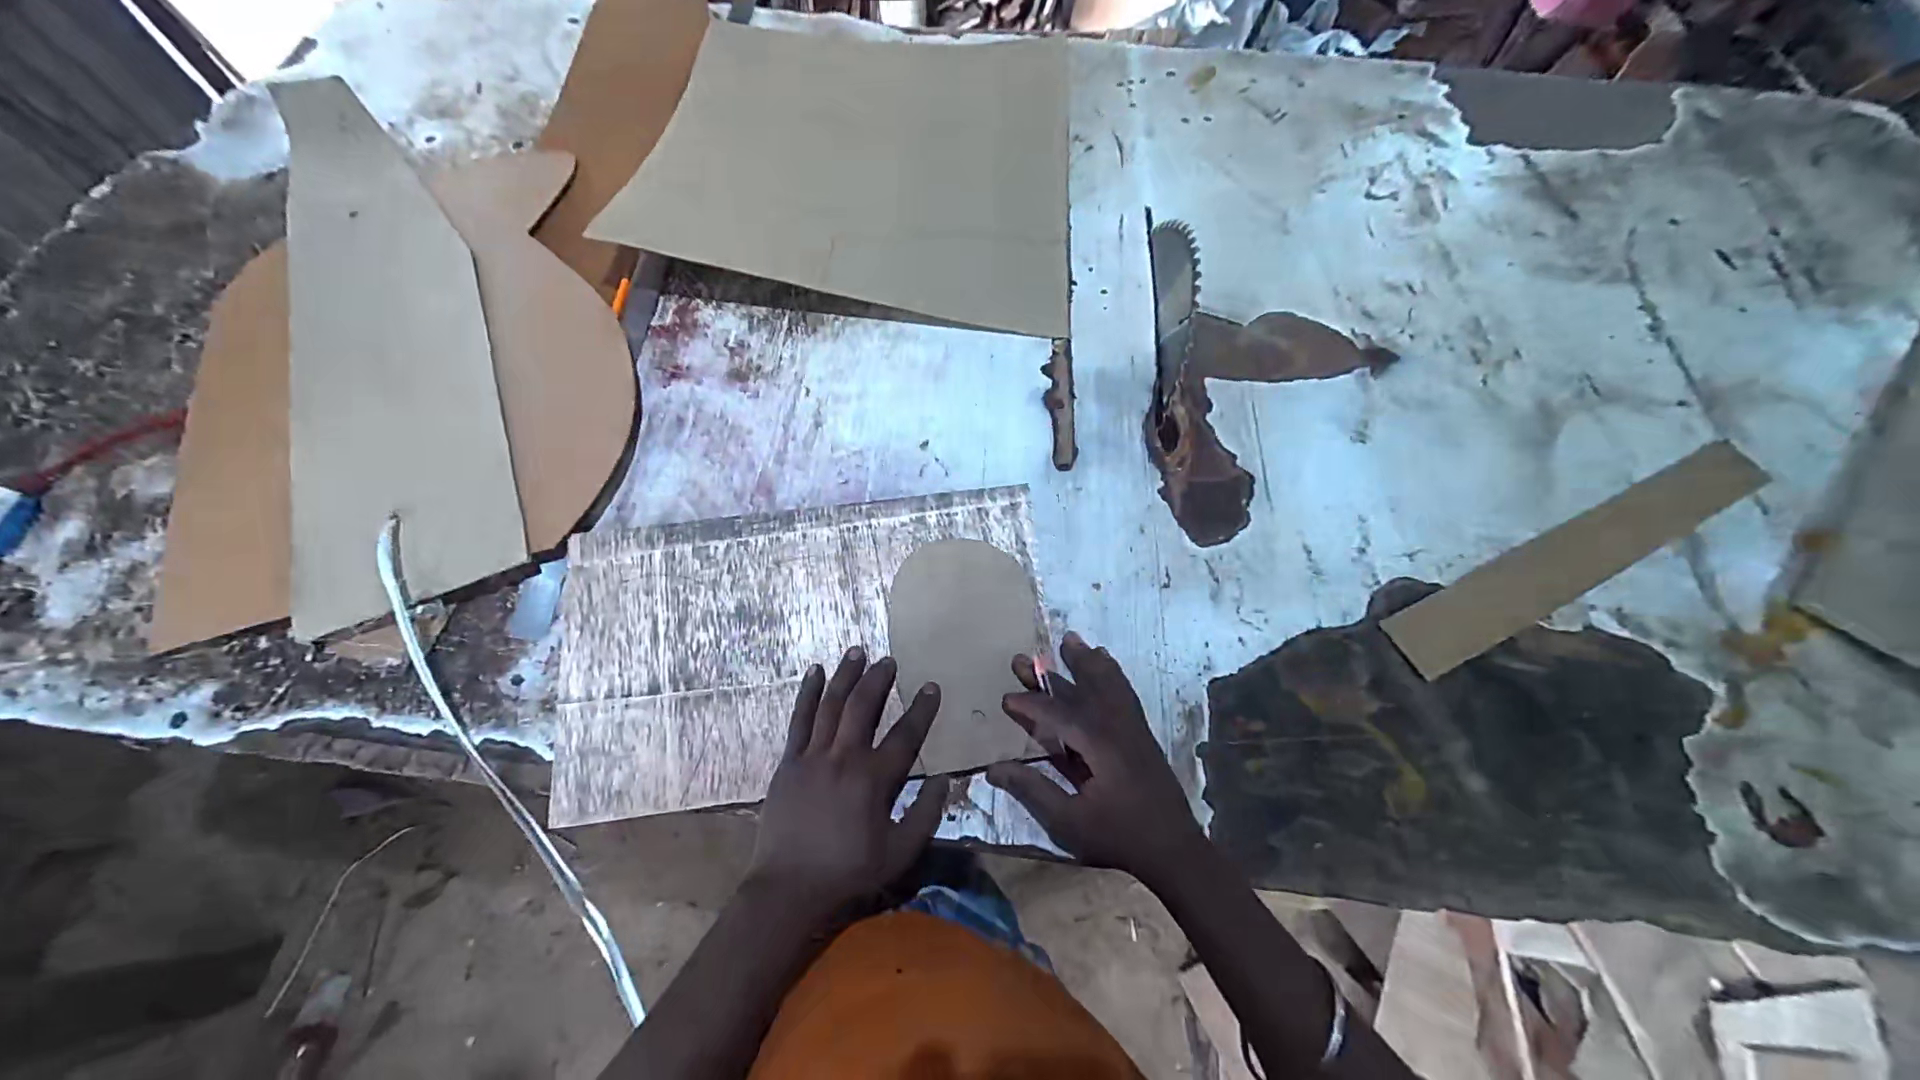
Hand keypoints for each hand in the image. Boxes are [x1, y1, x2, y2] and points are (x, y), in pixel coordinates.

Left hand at [747, 647, 949, 918]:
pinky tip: (814, 672)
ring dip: (845, 675)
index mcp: (874, 780)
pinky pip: (799, 719)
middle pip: (863, 707)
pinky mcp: (788, 763)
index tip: (931, 687)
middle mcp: (844, 758)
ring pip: (831, 705)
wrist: (787, 890)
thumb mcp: (899, 854)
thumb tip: (944, 780)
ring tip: (856, 652)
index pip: (906, 736)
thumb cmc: (847, 874)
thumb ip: (925, 814)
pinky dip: (807, 693)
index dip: (922, 710)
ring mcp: (812, 757)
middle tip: (889, 660)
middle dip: (878, 680)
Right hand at [986, 632, 1206, 885]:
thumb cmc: (1118, 838)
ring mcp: (1133, 729)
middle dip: (1050, 676)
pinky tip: (1107, 664)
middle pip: (1081, 691)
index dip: (1030, 706)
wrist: (1175, 850)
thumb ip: (1033, 791)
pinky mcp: (1142, 735)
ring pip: (1108, 686)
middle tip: (1024, 658)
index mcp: (1100, 746)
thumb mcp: (1068, 822)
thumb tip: (994, 768)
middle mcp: (1117, 728)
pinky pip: (1125, 694)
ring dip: (1086, 663)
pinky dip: (1113, 675)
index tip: (1006, 700)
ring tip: (1071, 639)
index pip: (1058, 715)